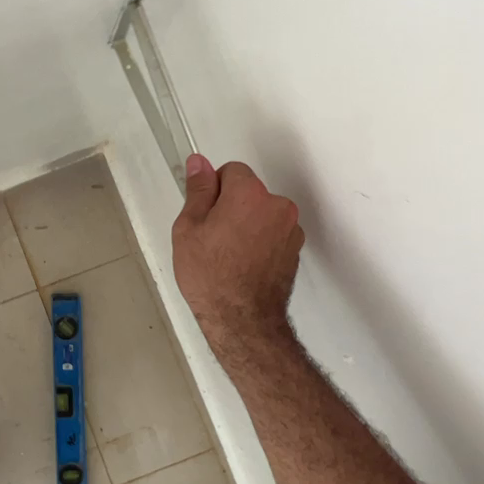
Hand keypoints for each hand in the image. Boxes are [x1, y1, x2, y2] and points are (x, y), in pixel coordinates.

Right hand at [171, 154, 304, 349]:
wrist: (242, 320)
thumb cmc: (210, 276)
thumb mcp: (189, 229)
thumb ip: (198, 191)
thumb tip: (199, 163)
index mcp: (249, 194)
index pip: (232, 171)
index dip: (214, 191)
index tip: (205, 215)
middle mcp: (277, 205)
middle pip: (249, 193)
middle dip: (232, 208)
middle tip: (212, 239)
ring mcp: (290, 229)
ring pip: (261, 214)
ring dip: (247, 225)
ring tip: (228, 257)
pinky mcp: (294, 250)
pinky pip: (272, 234)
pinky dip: (260, 243)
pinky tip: (243, 266)